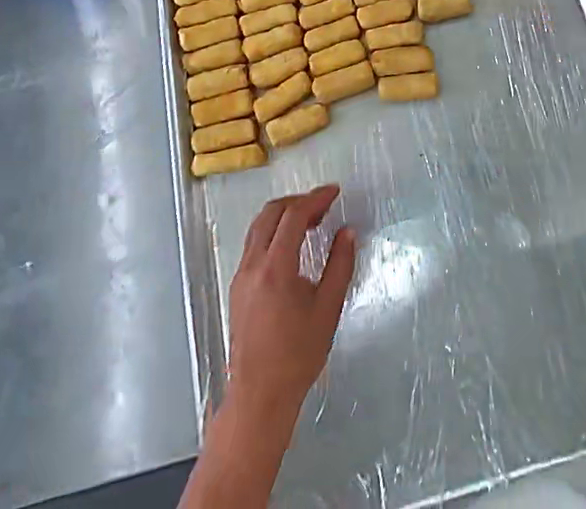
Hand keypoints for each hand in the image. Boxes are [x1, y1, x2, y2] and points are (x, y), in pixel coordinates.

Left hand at [225, 185, 356, 415]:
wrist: (260, 394)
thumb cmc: (299, 354)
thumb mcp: (328, 308)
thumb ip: (340, 265)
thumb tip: (347, 233)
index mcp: (275, 268)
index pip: (293, 216)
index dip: (315, 198)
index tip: (334, 192)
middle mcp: (252, 266)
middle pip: (270, 214)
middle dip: (298, 201)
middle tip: (324, 204)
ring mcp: (241, 277)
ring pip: (258, 228)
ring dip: (284, 216)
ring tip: (312, 221)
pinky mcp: (238, 288)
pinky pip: (254, 245)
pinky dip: (274, 233)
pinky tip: (293, 245)